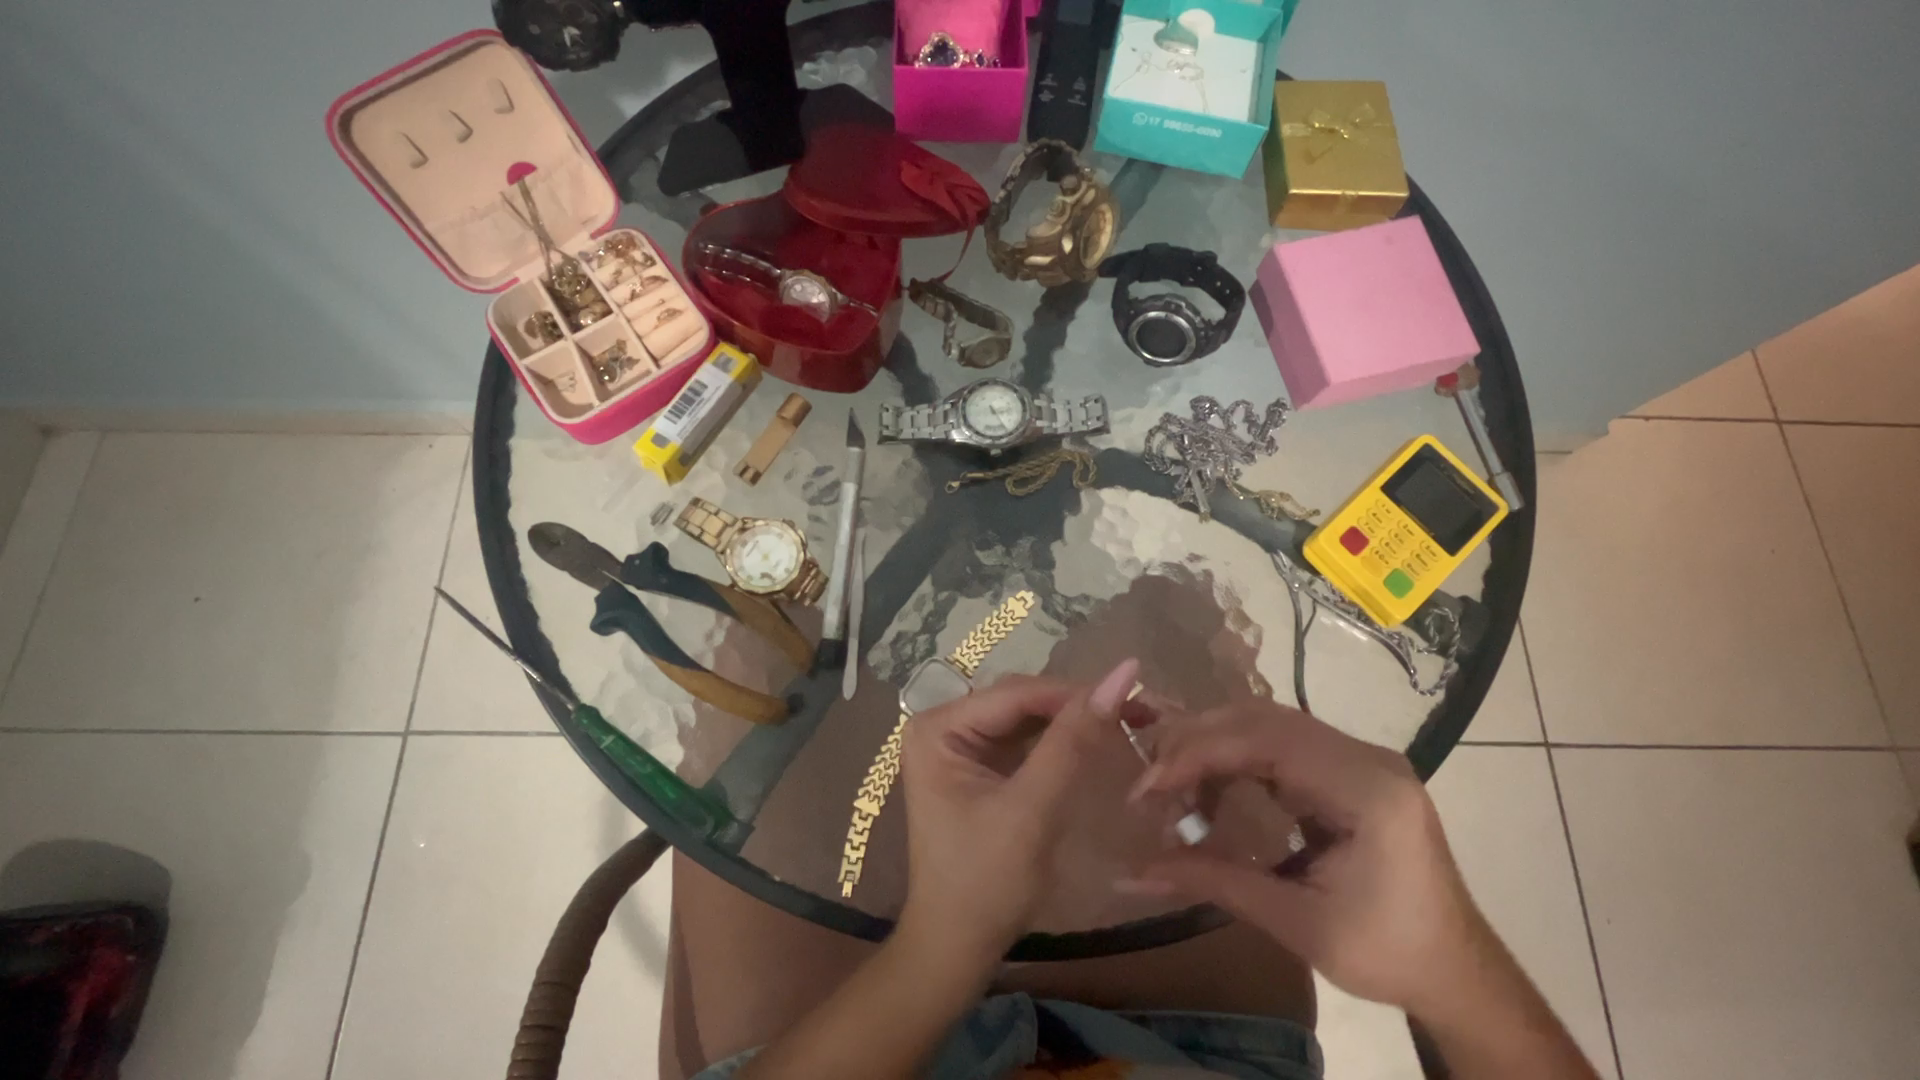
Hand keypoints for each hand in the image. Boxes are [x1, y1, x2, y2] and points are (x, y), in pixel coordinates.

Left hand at [898, 659, 1140, 959]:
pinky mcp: (981, 767)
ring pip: (1028, 717)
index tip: (1135, 692)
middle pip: (1022, 701)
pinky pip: (1026, 740)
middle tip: (1140, 706)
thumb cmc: (985, 880)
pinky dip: (1062, 740)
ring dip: (1075, 719)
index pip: (1016, 694)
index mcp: (938, 728)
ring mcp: (962, 746)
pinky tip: (1098, 736)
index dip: (1075, 692)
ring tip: (1131, 715)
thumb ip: (1073, 742)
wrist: (958, 944)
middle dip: (1078, 703)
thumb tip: (1122, 675)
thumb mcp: (1031, 808)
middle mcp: (944, 726)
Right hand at [1123, 699, 1491, 1015]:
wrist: (1457, 972)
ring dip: (1213, 742)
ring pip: (1269, 722)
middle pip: (1263, 719)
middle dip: (1197, 741)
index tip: (1149, 787)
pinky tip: (1210, 784)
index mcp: (1367, 790)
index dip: (1198, 754)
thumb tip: (1133, 872)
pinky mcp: (1353, 769)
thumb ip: (1215, 883)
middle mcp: (1367, 757)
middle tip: (1149, 778)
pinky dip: (1237, 755)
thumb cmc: (1385, 953)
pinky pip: (1283, 741)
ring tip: (1171, 778)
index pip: (1265, 741)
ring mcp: (1362, 758)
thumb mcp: (1297, 924)